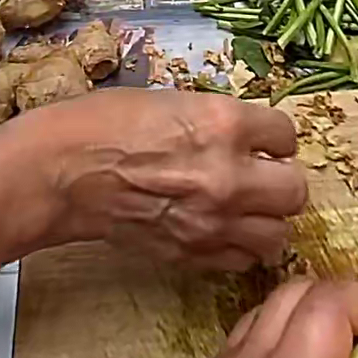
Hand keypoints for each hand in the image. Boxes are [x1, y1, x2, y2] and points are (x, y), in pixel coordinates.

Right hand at [0, 88, 307, 269]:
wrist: (62, 169)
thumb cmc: (102, 120)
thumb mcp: (164, 98)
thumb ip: (210, 118)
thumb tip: (237, 134)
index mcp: (221, 122)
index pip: (285, 133)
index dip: (272, 134)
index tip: (260, 137)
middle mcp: (229, 174)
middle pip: (295, 190)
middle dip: (279, 178)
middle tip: (256, 171)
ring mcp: (214, 220)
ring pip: (279, 232)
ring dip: (265, 217)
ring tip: (240, 203)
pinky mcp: (195, 252)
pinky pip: (244, 258)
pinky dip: (239, 244)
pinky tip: (216, 225)